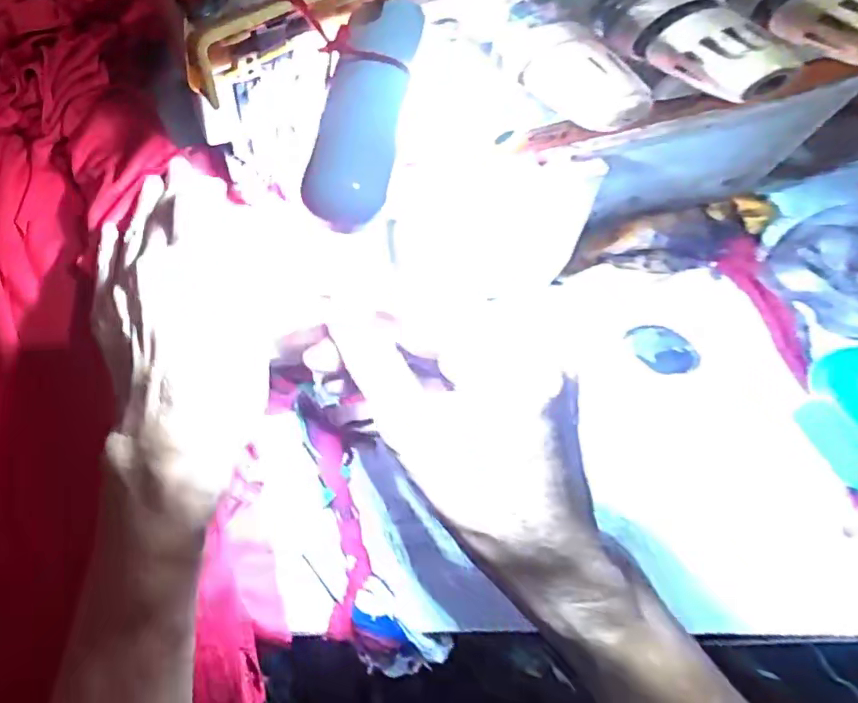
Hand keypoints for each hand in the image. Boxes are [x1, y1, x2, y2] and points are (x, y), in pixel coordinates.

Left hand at [91, 157, 280, 522]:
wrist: (169, 428)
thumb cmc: (224, 381)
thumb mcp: (253, 325)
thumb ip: (247, 279)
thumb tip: (244, 249)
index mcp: (189, 262)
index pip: (186, 209)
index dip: (190, 188)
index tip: (194, 174)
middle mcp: (148, 264)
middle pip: (154, 216)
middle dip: (163, 193)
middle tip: (170, 175)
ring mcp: (118, 286)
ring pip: (127, 234)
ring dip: (138, 211)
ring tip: (145, 191)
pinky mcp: (101, 308)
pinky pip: (102, 264)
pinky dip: (109, 244)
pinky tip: (113, 231)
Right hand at [327, 306, 744, 702]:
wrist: (548, 559)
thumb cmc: (480, 501)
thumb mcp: (411, 429)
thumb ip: (369, 360)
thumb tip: (331, 305)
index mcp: (508, 355)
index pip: (416, 306)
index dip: (356, 302)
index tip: (310, 298)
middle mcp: (520, 343)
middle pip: (417, 318)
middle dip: (357, 333)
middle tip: (314, 354)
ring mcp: (515, 358)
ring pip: (420, 336)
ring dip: (369, 352)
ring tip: (328, 373)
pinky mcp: (504, 374)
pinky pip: (435, 355)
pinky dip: (394, 367)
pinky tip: (359, 385)